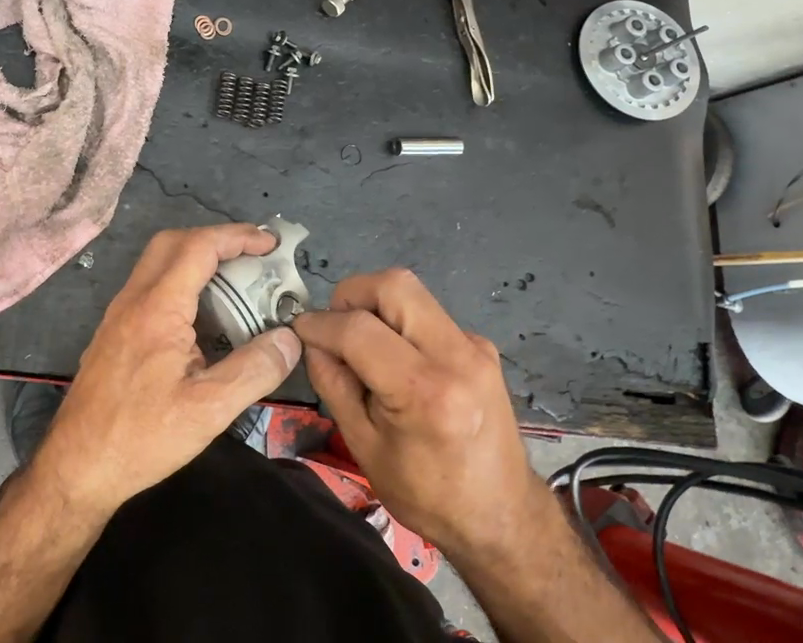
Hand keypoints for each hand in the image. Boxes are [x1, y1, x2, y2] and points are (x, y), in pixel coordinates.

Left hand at [30, 224, 302, 516]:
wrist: (77, 466)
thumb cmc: (142, 437)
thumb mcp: (209, 410)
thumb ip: (253, 369)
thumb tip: (290, 339)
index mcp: (157, 308)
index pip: (198, 247)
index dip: (236, 237)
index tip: (270, 243)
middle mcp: (133, 300)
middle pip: (172, 243)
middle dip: (214, 239)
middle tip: (252, 256)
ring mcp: (118, 316)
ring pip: (156, 265)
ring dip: (195, 260)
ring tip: (234, 284)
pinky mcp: (113, 335)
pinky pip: (149, 289)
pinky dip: (180, 283)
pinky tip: (201, 319)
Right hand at [291, 269, 549, 555]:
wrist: (502, 517)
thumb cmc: (428, 494)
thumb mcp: (364, 446)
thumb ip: (333, 384)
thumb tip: (313, 341)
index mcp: (425, 391)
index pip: (357, 328)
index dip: (318, 324)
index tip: (299, 331)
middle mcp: (456, 356)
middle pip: (393, 284)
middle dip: (351, 294)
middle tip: (333, 327)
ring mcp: (474, 346)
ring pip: (412, 293)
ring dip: (375, 306)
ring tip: (359, 344)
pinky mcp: (480, 347)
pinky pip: (427, 314)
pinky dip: (398, 323)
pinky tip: (392, 360)